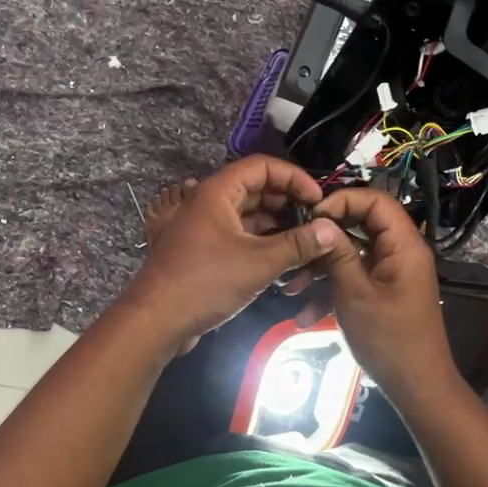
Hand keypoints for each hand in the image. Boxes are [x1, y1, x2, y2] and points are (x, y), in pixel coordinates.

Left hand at [120, 156, 344, 345]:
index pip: (262, 166)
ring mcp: (203, 226)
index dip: (294, 178)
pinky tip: (284, 260)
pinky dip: (260, 242)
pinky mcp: (202, 250)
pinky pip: (237, 235)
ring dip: (276, 226)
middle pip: (255, 189)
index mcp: (217, 192)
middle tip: (316, 222)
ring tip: (306, 243)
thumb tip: (331, 230)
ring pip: (247, 215)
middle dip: (288, 203)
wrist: (155, 320)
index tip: (318, 200)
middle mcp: (207, 201)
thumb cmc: (205, 282)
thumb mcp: (259, 263)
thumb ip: (298, 245)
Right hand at [309, 188, 453, 393]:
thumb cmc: (388, 339)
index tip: (311, 215)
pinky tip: (303, 316)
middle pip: (360, 227)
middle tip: (295, 248)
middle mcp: (400, 252)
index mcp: (403, 245)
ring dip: (321, 270)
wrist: (416, 386)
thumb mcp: (355, 294)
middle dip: (324, 239)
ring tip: (291, 288)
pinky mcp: (383, 292)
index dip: (342, 200)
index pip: (376, 200)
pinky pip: (355, 279)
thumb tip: (319, 221)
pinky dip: (332, 292)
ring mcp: (392, 273)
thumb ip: (337, 254)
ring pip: (352, 255)